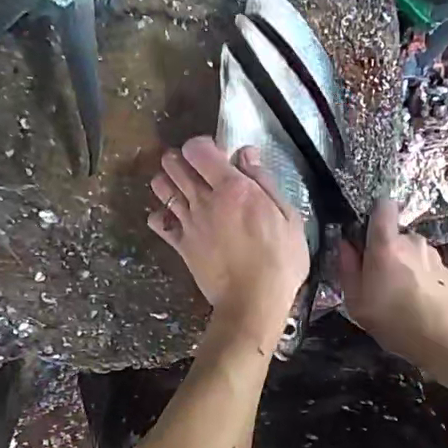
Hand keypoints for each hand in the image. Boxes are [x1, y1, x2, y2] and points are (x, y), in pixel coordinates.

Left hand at [149, 136, 309, 346]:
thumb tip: (247, 155)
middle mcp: (205, 200)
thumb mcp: (289, 217)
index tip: (218, 155)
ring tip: (185, 189)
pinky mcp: (181, 245)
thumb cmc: (280, 260)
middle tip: (198, 170)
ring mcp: (189, 223)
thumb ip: (265, 182)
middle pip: (173, 164)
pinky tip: (176, 219)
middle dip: (181, 159)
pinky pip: (158, 222)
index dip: (203, 145)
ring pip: (161, 187)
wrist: (253, 302)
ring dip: (169, 181)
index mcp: (233, 188)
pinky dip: (162, 215)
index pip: (198, 149)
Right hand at [336, 200, 447, 371]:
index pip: (382, 206)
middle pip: (394, 237)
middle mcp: (412, 241)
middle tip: (378, 283)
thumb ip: (348, 269)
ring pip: (411, 253)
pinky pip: (426, 267)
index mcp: (386, 244)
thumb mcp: (358, 303)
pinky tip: (419, 303)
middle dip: (386, 254)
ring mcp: (433, 254)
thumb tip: (345, 246)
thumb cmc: (396, 320)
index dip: (373, 216)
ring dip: (405, 267)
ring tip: (401, 297)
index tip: (364, 235)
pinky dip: (420, 279)